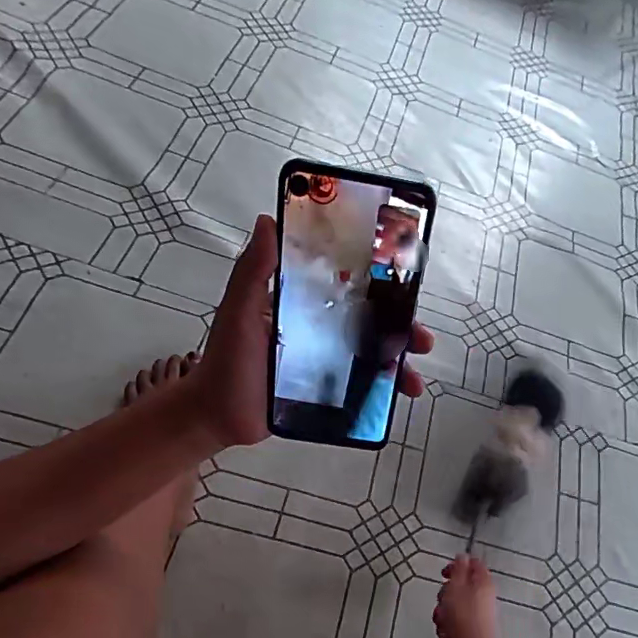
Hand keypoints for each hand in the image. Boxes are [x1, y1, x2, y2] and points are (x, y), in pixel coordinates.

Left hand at [191, 214, 435, 448]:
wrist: (217, 415)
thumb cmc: (226, 360)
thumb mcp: (239, 310)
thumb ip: (253, 271)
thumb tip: (268, 222)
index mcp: (301, 304)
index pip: (347, 286)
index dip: (379, 284)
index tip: (405, 281)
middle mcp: (318, 329)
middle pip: (369, 321)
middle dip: (400, 326)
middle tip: (420, 335)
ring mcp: (324, 362)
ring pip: (371, 354)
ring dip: (399, 358)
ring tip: (415, 369)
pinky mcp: (326, 391)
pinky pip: (362, 387)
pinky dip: (385, 389)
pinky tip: (401, 393)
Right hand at [433, 554, 499, 637]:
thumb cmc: (463, 616)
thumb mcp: (457, 585)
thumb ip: (459, 568)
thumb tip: (462, 556)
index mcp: (483, 582)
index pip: (473, 564)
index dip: (457, 565)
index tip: (444, 573)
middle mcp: (483, 597)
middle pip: (460, 586)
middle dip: (445, 592)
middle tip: (442, 599)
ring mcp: (478, 615)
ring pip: (454, 605)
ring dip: (443, 611)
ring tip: (442, 619)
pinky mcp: (471, 630)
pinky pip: (455, 621)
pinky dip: (447, 625)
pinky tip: (446, 631)